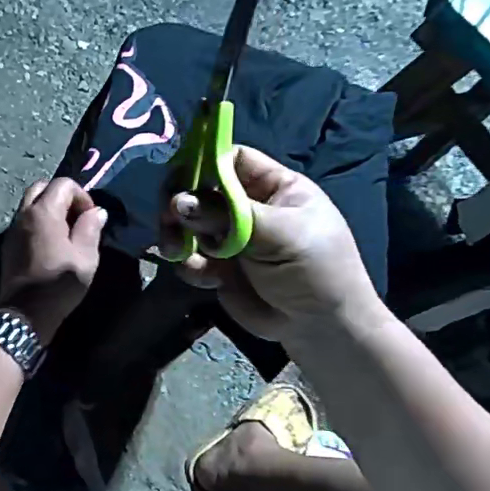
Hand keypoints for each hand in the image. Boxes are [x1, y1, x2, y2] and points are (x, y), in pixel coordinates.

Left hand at [0, 178, 105, 342]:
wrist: (25, 312)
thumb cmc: (59, 283)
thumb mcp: (85, 257)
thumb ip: (90, 229)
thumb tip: (97, 212)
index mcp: (43, 212)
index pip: (62, 184)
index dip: (81, 196)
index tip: (90, 217)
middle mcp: (23, 214)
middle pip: (41, 187)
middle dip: (62, 196)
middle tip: (77, 218)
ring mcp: (12, 229)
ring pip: (30, 204)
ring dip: (48, 209)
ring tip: (65, 232)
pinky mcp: (7, 244)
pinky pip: (23, 221)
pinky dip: (38, 222)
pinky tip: (50, 243)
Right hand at [164, 145, 382, 341]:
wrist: (320, 329)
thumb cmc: (316, 270)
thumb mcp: (280, 234)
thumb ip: (227, 214)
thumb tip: (178, 201)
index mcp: (273, 187)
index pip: (229, 160)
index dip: (203, 164)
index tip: (179, 180)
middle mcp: (247, 207)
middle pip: (198, 190)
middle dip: (181, 205)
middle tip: (169, 219)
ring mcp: (229, 238)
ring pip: (187, 224)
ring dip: (178, 236)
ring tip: (178, 251)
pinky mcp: (216, 267)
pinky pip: (189, 257)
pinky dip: (189, 265)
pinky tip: (206, 278)